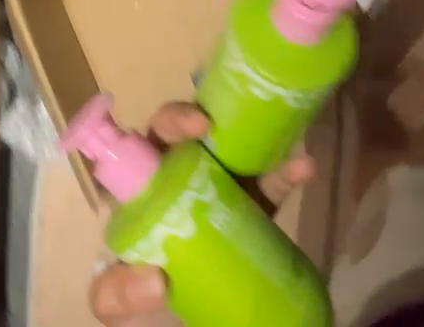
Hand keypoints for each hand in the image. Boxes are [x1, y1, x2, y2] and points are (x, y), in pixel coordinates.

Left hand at [89, 103, 316, 325]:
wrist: (191, 319)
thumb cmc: (142, 303)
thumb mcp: (119, 300)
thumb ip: (119, 294)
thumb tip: (157, 280)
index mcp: (146, 190)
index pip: (149, 141)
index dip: (170, 122)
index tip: (196, 124)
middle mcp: (180, 177)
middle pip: (188, 133)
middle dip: (203, 116)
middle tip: (219, 125)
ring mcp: (218, 188)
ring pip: (234, 149)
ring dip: (259, 139)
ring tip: (290, 152)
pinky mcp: (251, 208)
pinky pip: (270, 184)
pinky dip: (287, 174)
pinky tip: (304, 168)